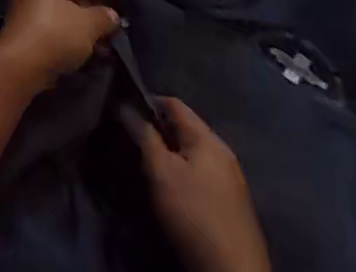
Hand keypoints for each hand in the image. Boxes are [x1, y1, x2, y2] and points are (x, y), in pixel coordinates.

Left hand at [0, 0, 120, 84]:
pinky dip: (73, 37)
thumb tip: (112, 15)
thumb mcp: (89, 23)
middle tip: (109, 19)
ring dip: (85, 25)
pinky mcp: (29, 34)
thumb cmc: (55, 33)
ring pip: (62, 12)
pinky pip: (55, 28)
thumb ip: (104, 16)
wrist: (22, 65)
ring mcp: (28, 12)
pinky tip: (94, 56)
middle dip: (89, 3)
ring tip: (108, 44)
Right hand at [124, 98, 270, 271]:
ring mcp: (230, 177)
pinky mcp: (229, 198)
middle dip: (155, 128)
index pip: (173, 103)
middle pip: (183, 126)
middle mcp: (223, 152)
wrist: (232, 271)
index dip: (146, 101)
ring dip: (167, 150)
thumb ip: (143, 135)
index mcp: (208, 139)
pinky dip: (180, 167)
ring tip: (144, 160)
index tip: (122, 110)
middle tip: (129, 138)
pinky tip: (168, 183)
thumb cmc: (193, 212)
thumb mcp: (160, 170)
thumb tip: (125, 106)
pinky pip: (199, 168)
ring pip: (190, 149)